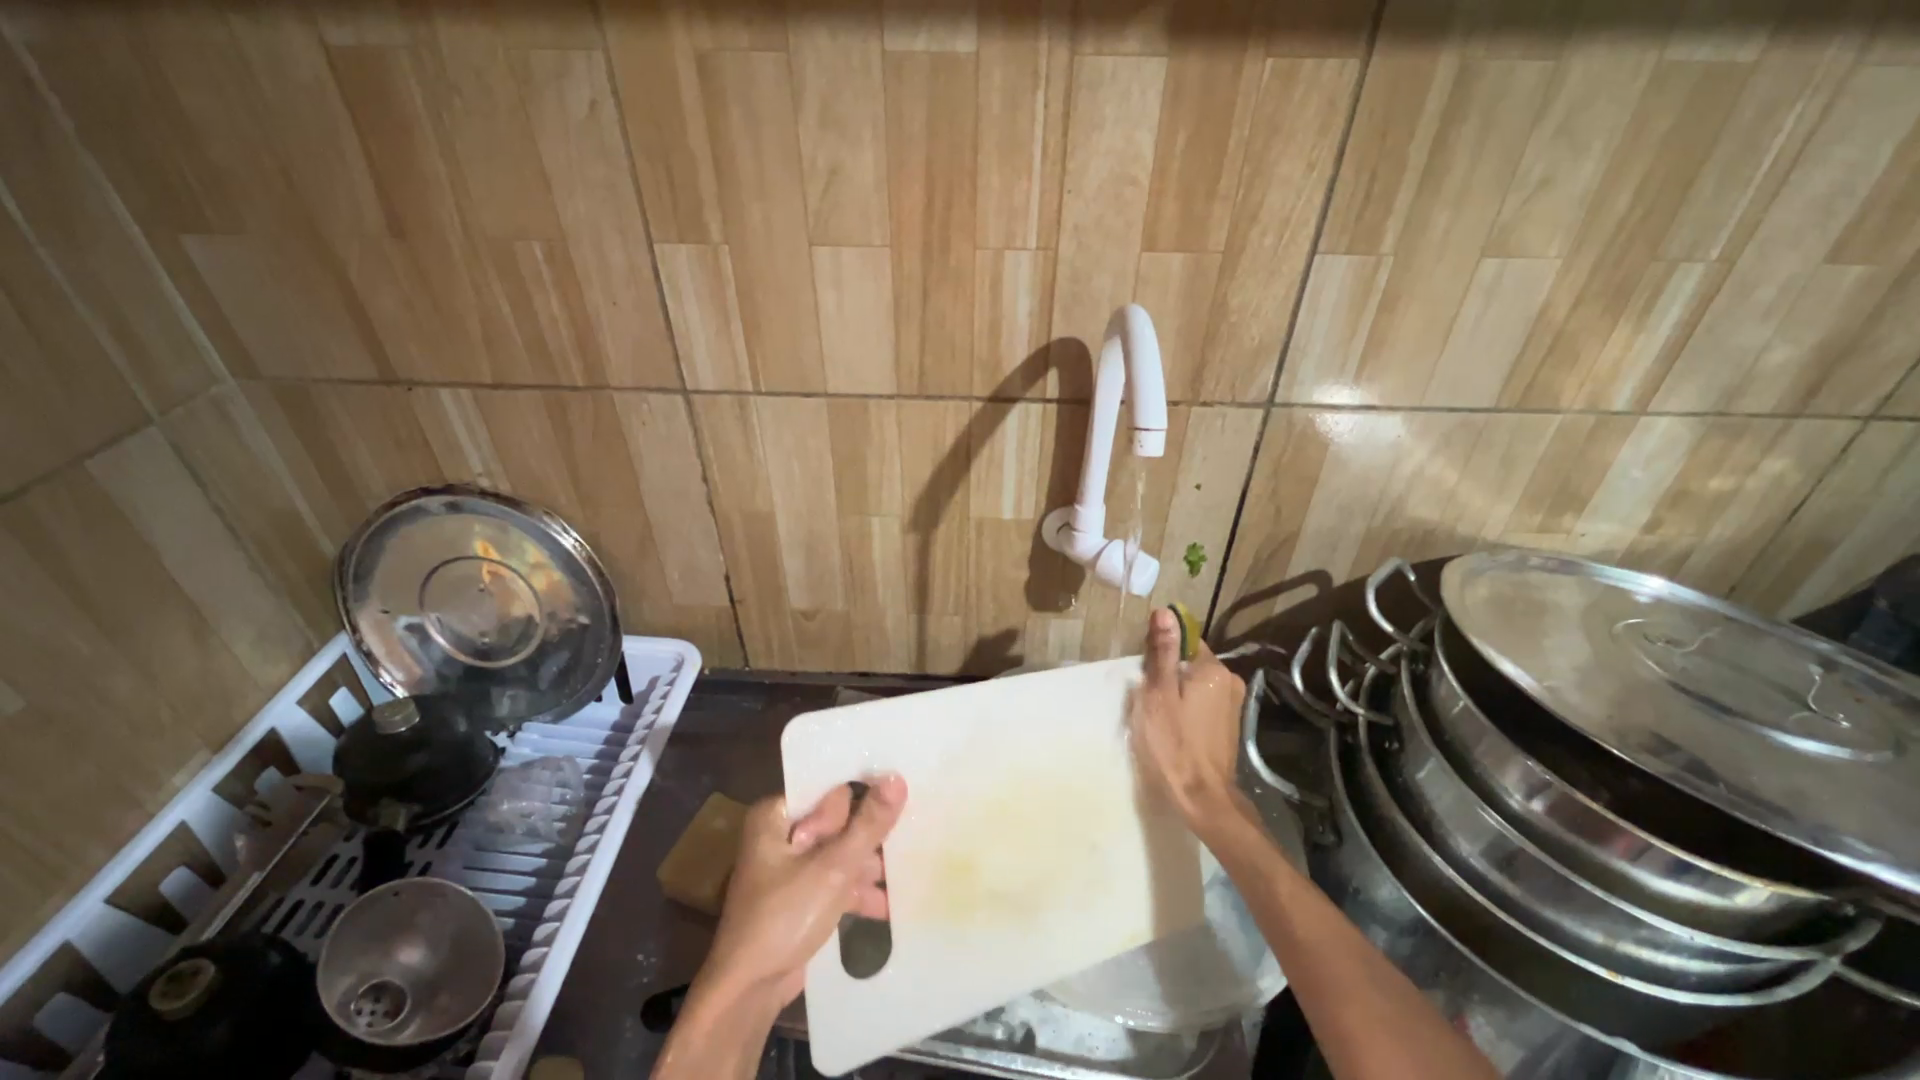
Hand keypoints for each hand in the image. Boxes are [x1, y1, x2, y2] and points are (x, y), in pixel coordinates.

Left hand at [697, 776, 906, 1007]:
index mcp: (776, 815)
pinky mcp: (798, 898)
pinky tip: (888, 905)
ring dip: (868, 866)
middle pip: (837, 822)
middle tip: (910, 837)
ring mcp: (788, 868)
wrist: (750, 989)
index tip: (900, 799)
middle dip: (870, 836)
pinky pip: (834, 881)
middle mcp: (780, 835)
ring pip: (839, 853)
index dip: (864, 795)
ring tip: (907, 873)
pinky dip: (856, 891)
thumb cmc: (785, 916)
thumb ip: (868, 824)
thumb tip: (897, 779)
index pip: (829, 790)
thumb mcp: (833, 868)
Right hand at [1131, 608, 1248, 829]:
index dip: (1162, 651)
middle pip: (1191, 661)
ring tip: (1159, 715)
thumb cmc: (1173, 743)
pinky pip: (1204, 701)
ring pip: (1197, 683)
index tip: (1146, 672)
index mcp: (1214, 669)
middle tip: (1148, 698)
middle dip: (1168, 673)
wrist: (1202, 795)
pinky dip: (1188, 707)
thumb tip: (1164, 612)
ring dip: (1177, 691)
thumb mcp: (1158, 695)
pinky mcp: (1230, 723)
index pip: (1186, 639)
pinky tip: (1175, 727)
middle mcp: (1230, 680)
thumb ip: (1162, 653)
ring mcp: (1233, 703)